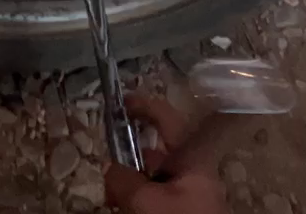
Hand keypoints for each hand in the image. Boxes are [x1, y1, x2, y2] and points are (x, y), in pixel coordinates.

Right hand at [102, 94, 230, 213]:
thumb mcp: (145, 201)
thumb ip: (123, 178)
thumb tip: (112, 170)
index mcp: (193, 160)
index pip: (169, 119)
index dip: (146, 105)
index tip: (120, 102)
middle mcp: (195, 174)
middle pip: (158, 155)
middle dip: (131, 160)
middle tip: (110, 177)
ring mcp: (192, 199)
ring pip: (155, 181)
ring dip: (132, 186)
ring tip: (114, 201)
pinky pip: (159, 201)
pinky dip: (140, 203)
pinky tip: (125, 209)